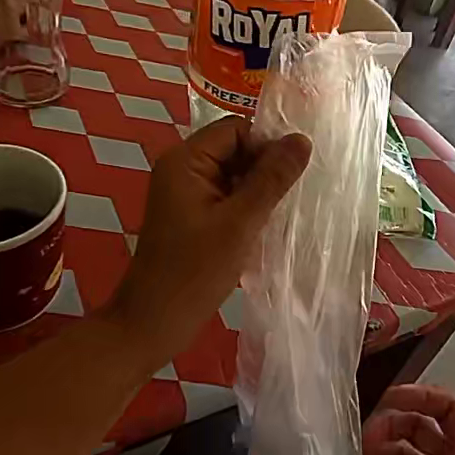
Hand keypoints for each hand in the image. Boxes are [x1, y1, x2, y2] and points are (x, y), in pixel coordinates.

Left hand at [104, 116, 309, 360]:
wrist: (153, 323)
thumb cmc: (194, 273)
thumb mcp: (240, 223)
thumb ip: (271, 179)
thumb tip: (301, 140)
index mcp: (184, 161)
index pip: (236, 130)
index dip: (266, 146)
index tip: (290, 178)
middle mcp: (181, 170)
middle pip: (234, 150)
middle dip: (263, 170)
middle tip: (288, 199)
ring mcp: (184, 195)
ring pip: (233, 176)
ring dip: (257, 191)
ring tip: (279, 215)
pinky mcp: (190, 217)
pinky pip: (225, 198)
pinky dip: (246, 208)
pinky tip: (263, 228)